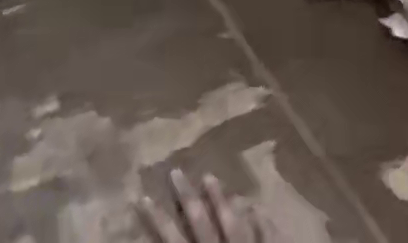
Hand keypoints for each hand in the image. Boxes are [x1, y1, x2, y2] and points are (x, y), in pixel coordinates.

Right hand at [136, 169, 259, 242]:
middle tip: (176, 171)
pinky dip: (265, 227)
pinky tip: (258, 210)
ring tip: (210, 177)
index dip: (157, 219)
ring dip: (221, 201)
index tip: (142, 196)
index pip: (173, 239)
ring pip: (233, 226)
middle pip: (201, 223)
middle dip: (187, 197)